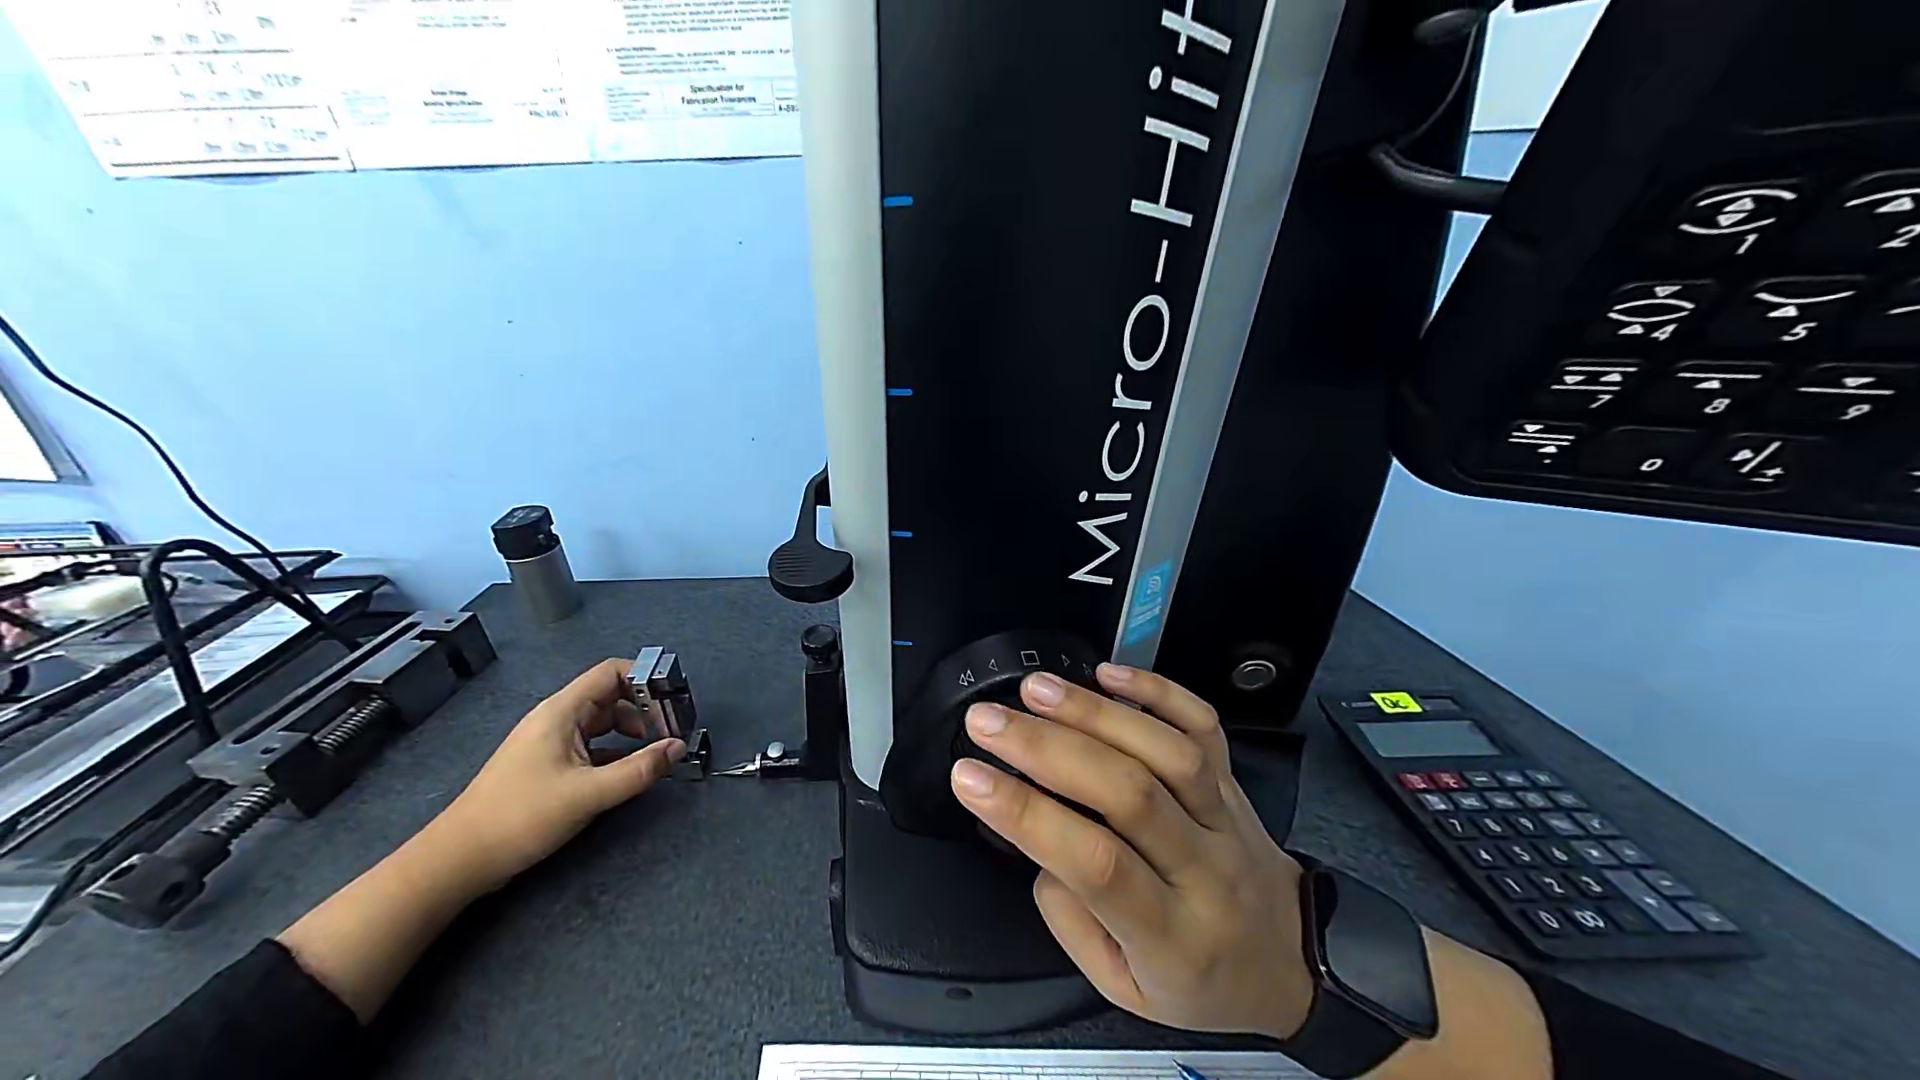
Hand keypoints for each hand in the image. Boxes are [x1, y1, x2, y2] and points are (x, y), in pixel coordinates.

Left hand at [432, 658, 685, 892]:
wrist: (457, 860)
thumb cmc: (521, 817)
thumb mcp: (588, 794)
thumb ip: (639, 769)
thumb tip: (679, 747)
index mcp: (562, 711)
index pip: (612, 672)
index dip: (646, 677)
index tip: (674, 699)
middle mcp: (557, 718)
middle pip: (611, 695)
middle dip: (646, 706)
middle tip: (674, 730)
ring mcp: (551, 741)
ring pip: (603, 721)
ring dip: (633, 729)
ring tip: (658, 750)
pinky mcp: (549, 764)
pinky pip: (593, 744)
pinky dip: (617, 749)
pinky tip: (631, 768)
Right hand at [948, 664, 1314, 1039]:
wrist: (1292, 962)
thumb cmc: (1197, 979)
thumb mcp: (1125, 987)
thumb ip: (1071, 919)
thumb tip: (1037, 838)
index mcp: (1172, 936)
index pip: (1097, 865)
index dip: (1028, 815)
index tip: (969, 777)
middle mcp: (1204, 867)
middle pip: (1130, 794)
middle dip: (1047, 749)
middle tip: (988, 721)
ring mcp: (1225, 814)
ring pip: (1167, 752)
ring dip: (1095, 713)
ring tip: (1035, 690)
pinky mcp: (1233, 779)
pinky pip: (1203, 727)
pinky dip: (1158, 691)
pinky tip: (1109, 673)